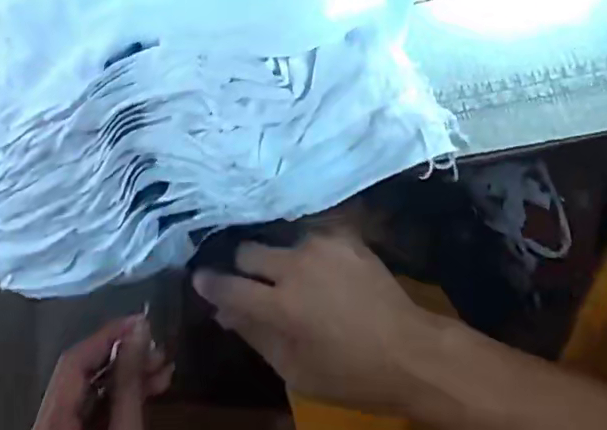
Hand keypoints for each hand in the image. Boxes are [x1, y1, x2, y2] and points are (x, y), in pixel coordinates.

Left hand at [32, 315, 173, 429]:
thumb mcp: (125, 429)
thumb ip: (129, 381)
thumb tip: (140, 327)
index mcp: (51, 418)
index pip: (74, 360)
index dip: (109, 335)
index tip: (144, 320)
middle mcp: (48, 418)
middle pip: (83, 373)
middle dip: (124, 356)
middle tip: (158, 348)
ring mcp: (59, 428)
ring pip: (92, 390)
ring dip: (129, 375)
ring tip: (163, 368)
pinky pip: (95, 409)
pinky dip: (122, 396)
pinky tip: (152, 387)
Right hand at [192, 230, 436, 414]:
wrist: (407, 348)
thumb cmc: (349, 372)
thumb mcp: (295, 370)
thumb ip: (255, 335)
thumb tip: (224, 311)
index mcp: (281, 305)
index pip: (230, 285)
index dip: (210, 283)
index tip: (199, 278)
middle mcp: (296, 264)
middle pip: (249, 250)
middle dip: (243, 266)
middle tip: (249, 281)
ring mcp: (322, 243)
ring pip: (280, 239)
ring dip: (276, 257)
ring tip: (287, 274)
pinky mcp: (344, 235)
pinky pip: (311, 234)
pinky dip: (306, 250)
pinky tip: (316, 266)